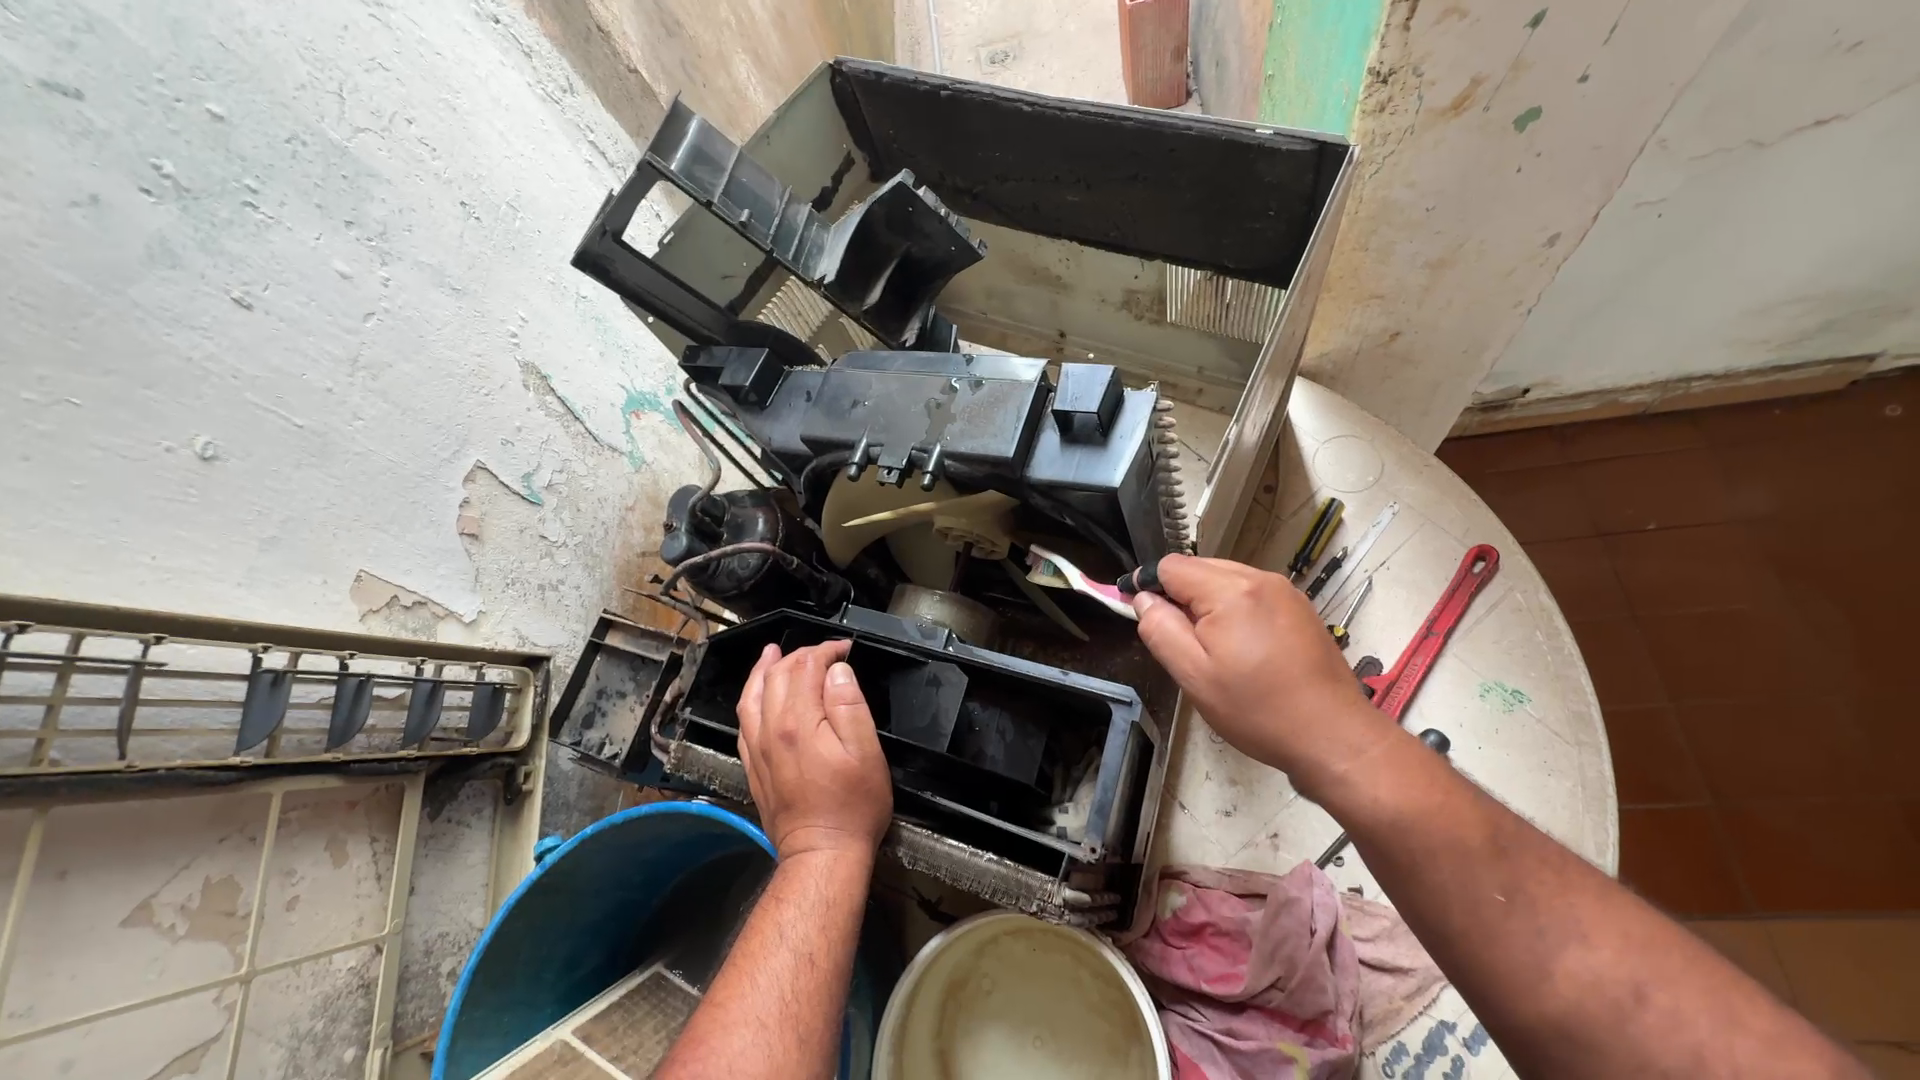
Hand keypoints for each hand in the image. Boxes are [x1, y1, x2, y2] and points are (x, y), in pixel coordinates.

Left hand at [736, 640, 892, 862]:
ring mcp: (758, 749)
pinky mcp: (754, 766)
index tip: (845, 649)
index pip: (806, 667)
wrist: (822, 853)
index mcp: (799, 722)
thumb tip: (838, 672)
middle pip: (777, 675)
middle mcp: (771, 730)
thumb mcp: (866, 752)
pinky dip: (751, 699)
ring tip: (772, 654)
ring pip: (753, 695)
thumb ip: (849, 705)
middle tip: (823, 653)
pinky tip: (759, 696)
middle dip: (799, 655)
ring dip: (764, 670)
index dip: (827, 651)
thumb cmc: (853, 805)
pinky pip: (744, 722)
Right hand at [1132, 554, 1387, 798]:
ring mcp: (1285, 592)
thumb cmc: (1258, 711)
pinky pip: (1252, 594)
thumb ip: (1160, 630)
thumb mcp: (1194, 676)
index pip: (1171, 566)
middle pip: (1199, 568)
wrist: (1334, 736)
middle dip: (1180, 596)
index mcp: (1231, 591)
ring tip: (1212, 649)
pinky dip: (1235, 610)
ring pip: (1226, 580)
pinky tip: (1241, 648)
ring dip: (1208, 603)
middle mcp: (1260, 579)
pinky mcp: (1300, 608)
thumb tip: (1142, 599)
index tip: (1141, 614)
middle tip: (1180, 642)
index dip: (1148, 586)